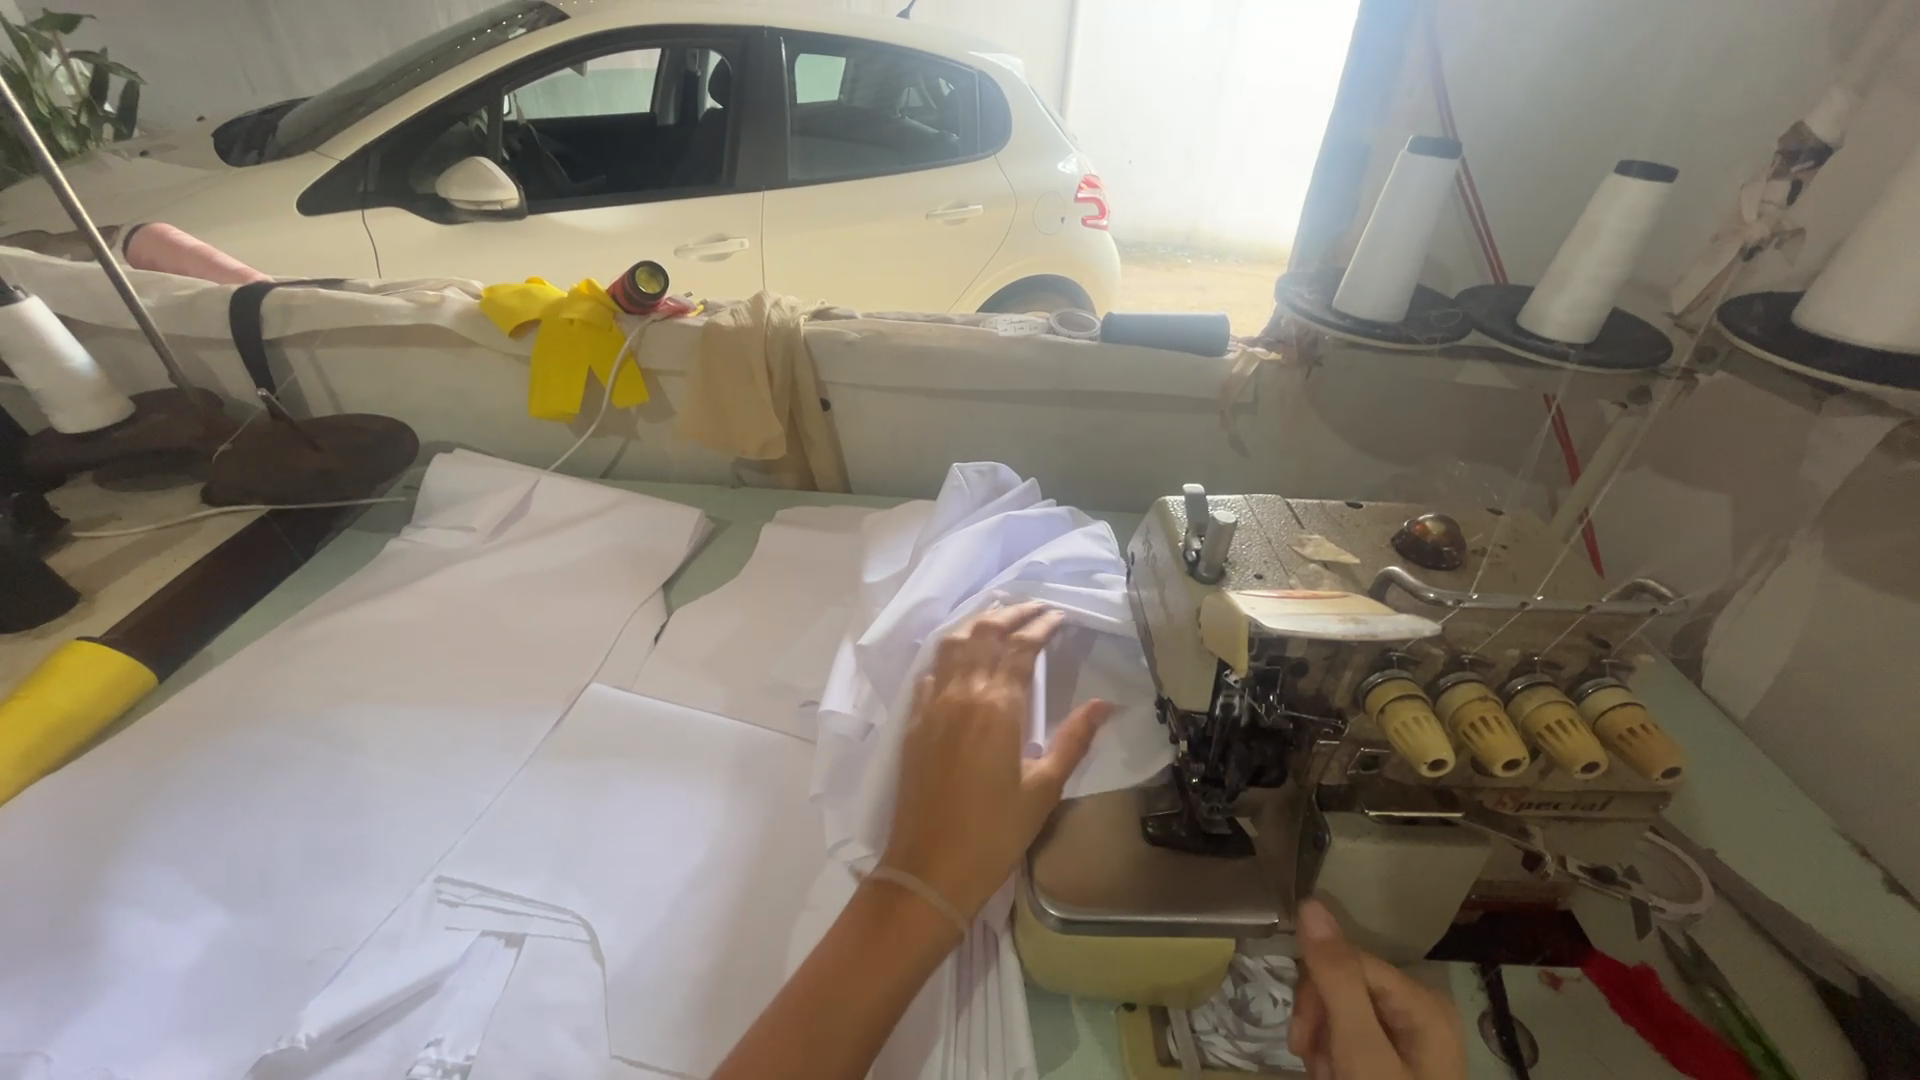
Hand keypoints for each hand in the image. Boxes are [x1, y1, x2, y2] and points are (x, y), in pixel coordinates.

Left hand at [879, 602, 1111, 921]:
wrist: (930, 865)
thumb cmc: (995, 831)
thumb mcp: (1044, 788)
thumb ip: (1073, 740)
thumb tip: (1105, 705)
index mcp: (999, 706)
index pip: (1021, 647)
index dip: (1042, 626)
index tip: (1060, 616)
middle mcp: (963, 693)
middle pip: (986, 633)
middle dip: (1013, 614)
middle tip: (1036, 608)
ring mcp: (933, 704)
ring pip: (953, 643)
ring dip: (978, 623)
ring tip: (1000, 617)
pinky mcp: (914, 720)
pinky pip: (931, 670)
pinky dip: (948, 651)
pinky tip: (960, 655)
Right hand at [1290, 898, 1467, 1079]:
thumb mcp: (1359, 1053)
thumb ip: (1335, 977)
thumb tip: (1310, 903)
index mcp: (1422, 1003)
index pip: (1347, 960)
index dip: (1315, 993)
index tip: (1301, 1040)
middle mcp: (1420, 1010)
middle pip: (1343, 983)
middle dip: (1318, 1022)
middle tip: (1313, 1063)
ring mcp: (1410, 1036)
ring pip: (1340, 1009)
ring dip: (1322, 1044)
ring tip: (1325, 1077)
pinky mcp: (1398, 1057)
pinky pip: (1351, 1035)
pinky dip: (1333, 1057)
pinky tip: (1334, 1077)